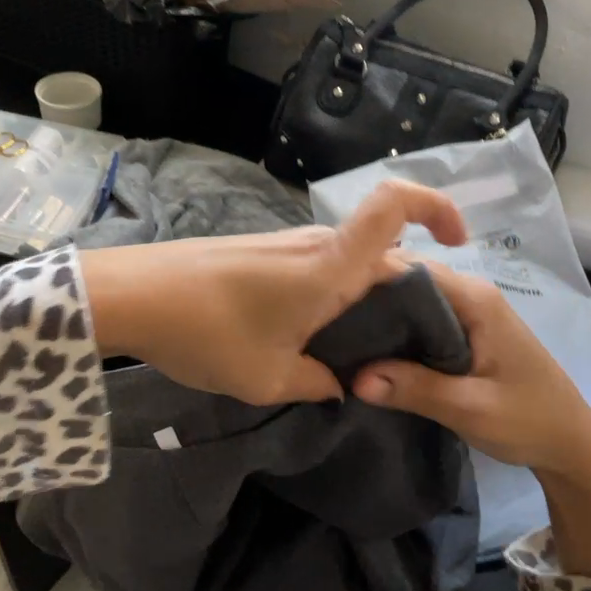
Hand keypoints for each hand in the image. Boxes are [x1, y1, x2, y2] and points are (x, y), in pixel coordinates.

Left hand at [79, 180, 467, 405]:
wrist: (130, 296)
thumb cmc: (206, 334)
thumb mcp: (268, 378)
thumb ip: (318, 384)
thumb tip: (339, 385)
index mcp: (330, 267)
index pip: (395, 205)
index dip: (437, 206)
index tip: (460, 238)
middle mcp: (314, 245)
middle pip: (380, 247)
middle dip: (405, 286)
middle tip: (409, 341)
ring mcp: (282, 245)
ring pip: (346, 261)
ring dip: (362, 295)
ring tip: (360, 348)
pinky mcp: (257, 254)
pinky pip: (314, 267)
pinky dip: (329, 294)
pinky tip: (311, 334)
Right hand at [353, 263, 590, 575]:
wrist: (571, 445)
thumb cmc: (529, 421)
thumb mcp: (470, 409)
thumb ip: (415, 389)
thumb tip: (355, 378)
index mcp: (475, 299)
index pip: (410, 269)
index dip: (368, 280)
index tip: (327, 305)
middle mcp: (471, 295)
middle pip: (407, 281)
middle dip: (367, 299)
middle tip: (324, 326)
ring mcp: (469, 314)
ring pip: (411, 302)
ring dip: (379, 318)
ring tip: (336, 338)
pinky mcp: (465, 334)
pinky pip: (421, 321)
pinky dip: (395, 333)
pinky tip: (367, 353)